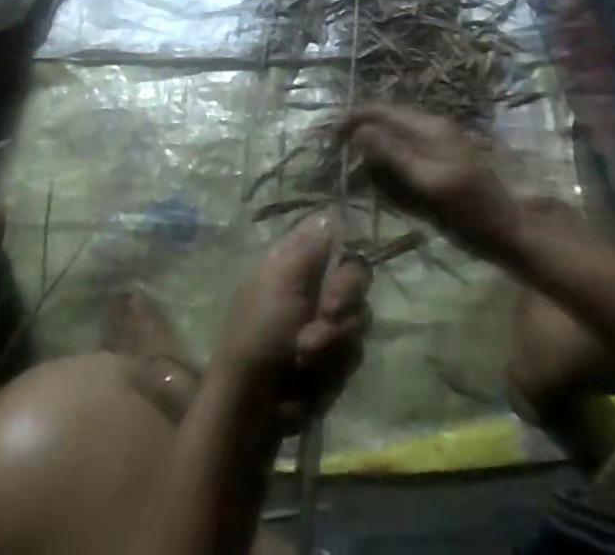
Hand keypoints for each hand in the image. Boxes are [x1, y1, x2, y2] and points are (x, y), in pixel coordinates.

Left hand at [212, 216, 371, 428]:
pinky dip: (335, 364)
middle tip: (326, 315)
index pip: (334, 239)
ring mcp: (325, 324)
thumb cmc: (260, 332)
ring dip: (334, 339)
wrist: (255, 403)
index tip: (346, 259)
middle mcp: (311, 288)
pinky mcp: (334, 358)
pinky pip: (355, 352)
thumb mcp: (281, 280)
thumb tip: (330, 212)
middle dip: (343, 298)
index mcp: (293, 263)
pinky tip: (313, 374)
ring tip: (305, 356)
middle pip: (356, 276)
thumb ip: (310, 246)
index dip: (347, 247)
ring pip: (359, 317)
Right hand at [340, 104, 527, 265]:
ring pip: (391, 135)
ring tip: (352, 168)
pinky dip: (386, 161)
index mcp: (429, 126)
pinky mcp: (439, 158)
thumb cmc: (471, 208)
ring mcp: (437, 141)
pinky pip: (403, 152)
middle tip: (334, 156)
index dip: (350, 119)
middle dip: (357, 133)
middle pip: (383, 119)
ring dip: (370, 148)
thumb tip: (360, 130)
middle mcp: (431, 126)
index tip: (326, 138)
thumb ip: (394, 153)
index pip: (378, 109)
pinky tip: (379, 177)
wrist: (511, 228)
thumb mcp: (428, 181)